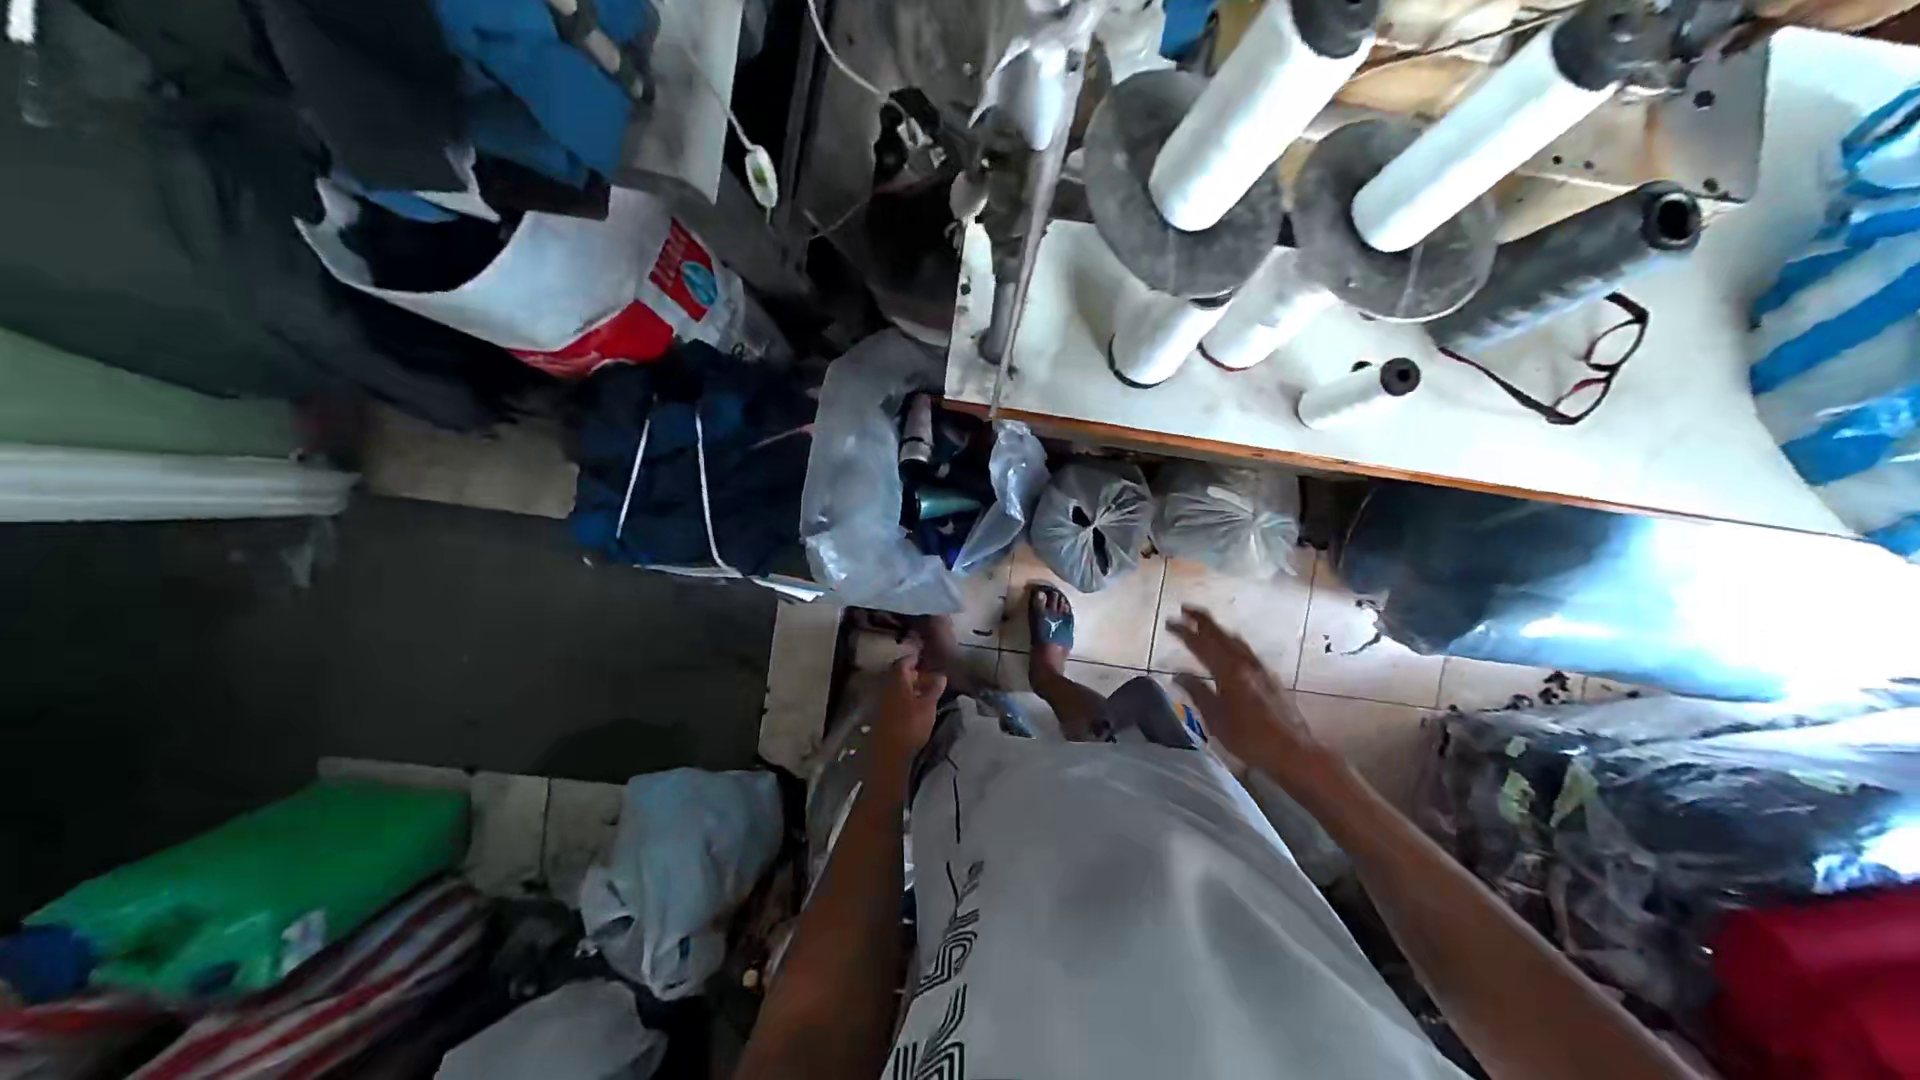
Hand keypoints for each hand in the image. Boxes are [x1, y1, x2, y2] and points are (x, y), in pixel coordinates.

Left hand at [870, 650, 945, 782]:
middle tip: (932, 677)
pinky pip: (896, 701)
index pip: (904, 661)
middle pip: (900, 675)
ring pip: (898, 689)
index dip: (915, 658)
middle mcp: (886, 688)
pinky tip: (918, 707)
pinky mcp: (883, 717)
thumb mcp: (928, 705)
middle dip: (916, 674)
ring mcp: (883, 703)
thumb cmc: (911, 724)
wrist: (890, 755)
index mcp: (897, 680)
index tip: (926, 657)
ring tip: (929, 693)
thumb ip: (934, 688)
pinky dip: (907, 699)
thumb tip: (940, 675)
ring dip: (912, 688)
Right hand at [1165, 606, 1341, 789]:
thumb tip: (1178, 674)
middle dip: (1202, 620)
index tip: (1169, 622)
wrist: (1294, 752)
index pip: (1201, 644)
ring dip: (1218, 629)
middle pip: (1221, 634)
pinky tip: (1229, 649)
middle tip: (1185, 609)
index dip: (1184, 631)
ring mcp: (1261, 669)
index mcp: (1229, 671)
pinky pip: (1246, 650)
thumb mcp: (1215, 718)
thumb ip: (1197, 692)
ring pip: (1236, 640)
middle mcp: (1246, 663)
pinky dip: (1231, 641)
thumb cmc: (1249, 738)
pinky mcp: (1270, 678)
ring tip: (1204, 624)